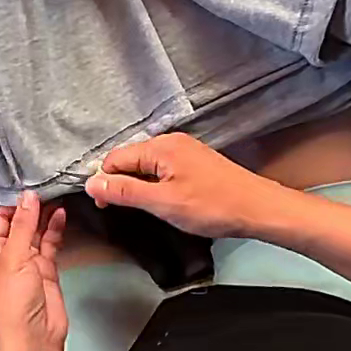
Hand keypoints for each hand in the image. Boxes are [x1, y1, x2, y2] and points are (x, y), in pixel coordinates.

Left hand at [0, 191, 68, 350]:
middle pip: (18, 222)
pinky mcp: (45, 271)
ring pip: (35, 232)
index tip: (29, 186)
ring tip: (57, 196)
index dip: (13, 203)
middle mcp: (6, 255)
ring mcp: (26, 262)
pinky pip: (49, 244)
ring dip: (44, 216)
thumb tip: (27, 197)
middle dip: (31, 206)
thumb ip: (22, 225)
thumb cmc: (13, 303)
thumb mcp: (14, 258)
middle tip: (47, 186)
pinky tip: (61, 216)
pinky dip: (55, 230)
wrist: (34, 340)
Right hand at [83, 133, 296, 238]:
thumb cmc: (211, 206)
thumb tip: (90, 182)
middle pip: (129, 159)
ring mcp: (184, 150)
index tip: (106, 207)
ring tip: (145, 207)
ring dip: (137, 185)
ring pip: (145, 165)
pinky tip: (162, 200)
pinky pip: (161, 168)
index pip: (115, 159)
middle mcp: (170, 141)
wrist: (260, 209)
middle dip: (120, 183)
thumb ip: (124, 191)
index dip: (105, 182)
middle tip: (123, 210)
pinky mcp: (194, 161)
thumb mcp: (162, 202)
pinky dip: (154, 183)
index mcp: (160, 147)